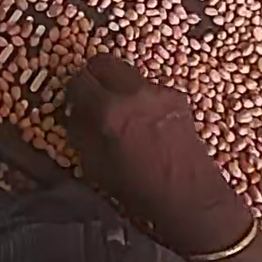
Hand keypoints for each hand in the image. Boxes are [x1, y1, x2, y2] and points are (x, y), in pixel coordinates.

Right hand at [66, 55, 254, 256]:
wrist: (190, 198)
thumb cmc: (138, 190)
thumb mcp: (95, 166)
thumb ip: (80, 132)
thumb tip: (74, 113)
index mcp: (110, 110)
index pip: (79, 80)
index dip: (71, 91)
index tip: (71, 103)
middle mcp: (135, 92)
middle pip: (104, 63)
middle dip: (93, 77)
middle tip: (90, 97)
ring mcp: (159, 92)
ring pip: (128, 74)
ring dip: (117, 86)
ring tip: (118, 113)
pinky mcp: (178, 98)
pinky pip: (149, 89)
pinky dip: (140, 98)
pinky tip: (143, 123)